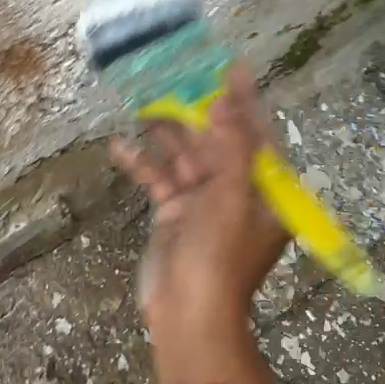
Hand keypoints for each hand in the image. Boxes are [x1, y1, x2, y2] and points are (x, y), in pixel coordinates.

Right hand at [109, 63, 290, 340]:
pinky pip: (160, 178)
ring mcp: (204, 201)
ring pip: (185, 155)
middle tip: (173, 78)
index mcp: (265, 190)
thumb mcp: (230, 197)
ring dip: (165, 132)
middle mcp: (237, 191)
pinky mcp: (175, 212)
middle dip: (195, 112)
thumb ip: (229, 145)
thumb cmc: (219, 255)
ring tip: (142, 106)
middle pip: (217, 140)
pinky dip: (142, 162)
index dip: (246, 101)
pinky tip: (119, 146)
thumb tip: (224, 100)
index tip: (233, 67)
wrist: (187, 316)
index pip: (258, 134)